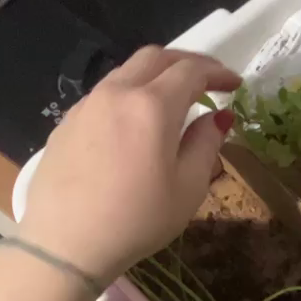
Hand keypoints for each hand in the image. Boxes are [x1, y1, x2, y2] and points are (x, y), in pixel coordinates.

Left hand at [19, 47, 237, 280]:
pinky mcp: (67, 122)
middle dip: (187, 63)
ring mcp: (87, 105)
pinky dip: (131, 94)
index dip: (218, 72)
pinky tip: (138, 124)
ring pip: (127, 71)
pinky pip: (107, 93)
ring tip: (175, 101)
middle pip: (156, 57)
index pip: (191, 71)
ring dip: (157, 76)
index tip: (236, 84)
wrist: (65, 243)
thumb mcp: (188, 187)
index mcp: (152, 105)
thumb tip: (218, 117)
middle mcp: (117, 93)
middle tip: (209, 82)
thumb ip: (206, 143)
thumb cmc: (137, 219)